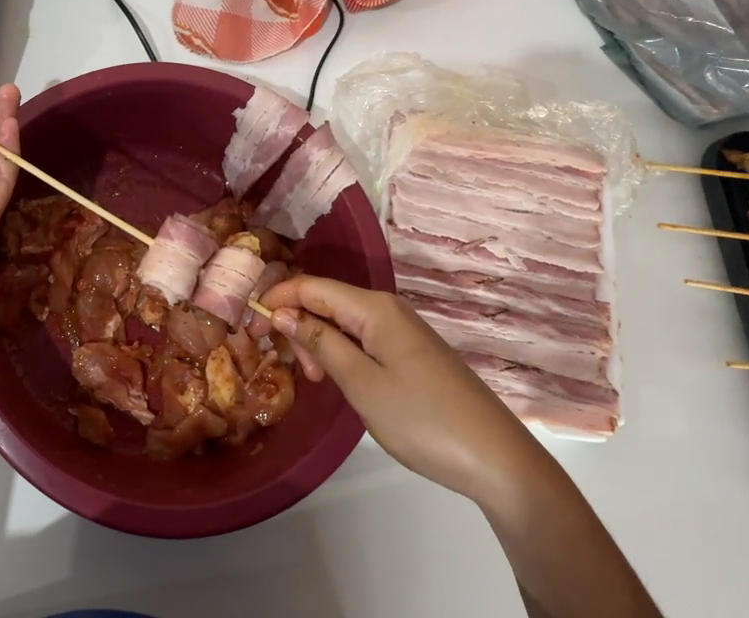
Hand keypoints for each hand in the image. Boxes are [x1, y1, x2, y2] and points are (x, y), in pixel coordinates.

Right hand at [262, 276, 553, 509]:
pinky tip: (343, 382)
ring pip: (344, 323)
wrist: (498, 461)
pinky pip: (364, 340)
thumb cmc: (422, 419)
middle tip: (297, 369)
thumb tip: (282, 311)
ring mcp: (404, 332)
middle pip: (327, 301)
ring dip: (321, 344)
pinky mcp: (413, 355)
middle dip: (299, 325)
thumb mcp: (361, 383)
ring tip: (320, 382)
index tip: (251, 327)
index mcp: (375, 308)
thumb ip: (320, 342)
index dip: (277, 299)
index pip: (311, 286)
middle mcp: (389, 310)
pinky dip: (344, 355)